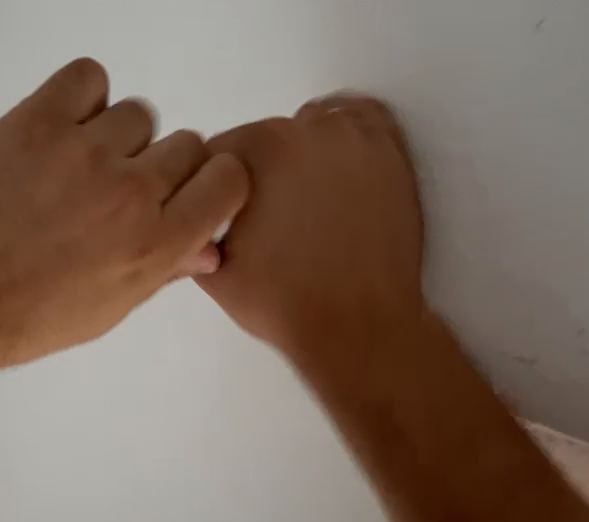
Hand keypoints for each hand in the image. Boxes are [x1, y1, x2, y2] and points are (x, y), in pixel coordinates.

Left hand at [0, 58, 250, 373]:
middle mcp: (130, 196)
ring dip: (115, 138)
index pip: (227, 180)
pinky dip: (81, 100)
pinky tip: (59, 137)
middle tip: (114, 195)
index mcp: (154, 248)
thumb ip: (162, 270)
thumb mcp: (107, 310)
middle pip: (186, 144)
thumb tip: (207, 248)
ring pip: (137, 114)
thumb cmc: (28, 317)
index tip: (188, 192)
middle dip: (160, 169)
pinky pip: (90, 79)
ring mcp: (85, 154)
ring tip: (74, 172)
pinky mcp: (39, 121)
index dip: (212, 183)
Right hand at [198, 95, 426, 362]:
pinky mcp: (393, 155)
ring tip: (300, 206)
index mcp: (263, 150)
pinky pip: (361, 124)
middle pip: (266, 138)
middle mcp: (313, 131)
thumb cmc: (287, 305)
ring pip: (312, 129)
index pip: (219, 153)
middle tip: (265, 221)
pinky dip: (343, 143)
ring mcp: (359, 140)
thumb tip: (195, 212)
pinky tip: (332, 178)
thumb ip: (196, 227)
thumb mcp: (215, 273)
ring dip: (300, 158)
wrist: (355, 329)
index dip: (213, 189)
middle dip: (259, 175)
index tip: (224, 216)